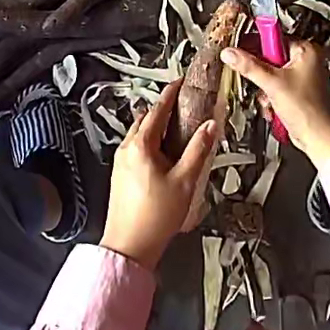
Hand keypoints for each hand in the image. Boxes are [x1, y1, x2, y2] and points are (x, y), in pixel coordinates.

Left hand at [100, 80, 219, 270]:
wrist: (129, 247)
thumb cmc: (155, 217)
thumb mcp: (185, 181)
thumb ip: (198, 150)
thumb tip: (210, 125)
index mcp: (140, 146)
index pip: (157, 110)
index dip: (170, 93)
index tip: (180, 82)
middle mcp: (126, 149)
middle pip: (145, 119)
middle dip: (163, 109)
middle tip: (183, 105)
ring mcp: (120, 163)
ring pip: (138, 134)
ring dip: (155, 127)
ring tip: (176, 130)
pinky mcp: (119, 176)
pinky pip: (135, 149)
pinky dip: (149, 143)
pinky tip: (163, 155)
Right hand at [222, 39, 329, 167]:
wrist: (320, 139)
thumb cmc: (310, 111)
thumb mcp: (273, 84)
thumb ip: (249, 66)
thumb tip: (231, 53)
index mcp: (306, 50)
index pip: (273, 36)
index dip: (255, 44)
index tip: (241, 50)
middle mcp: (306, 61)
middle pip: (270, 56)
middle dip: (261, 73)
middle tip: (261, 81)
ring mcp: (302, 77)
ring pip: (270, 73)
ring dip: (264, 87)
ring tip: (270, 97)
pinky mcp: (296, 92)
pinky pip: (275, 86)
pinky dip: (270, 96)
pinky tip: (273, 105)